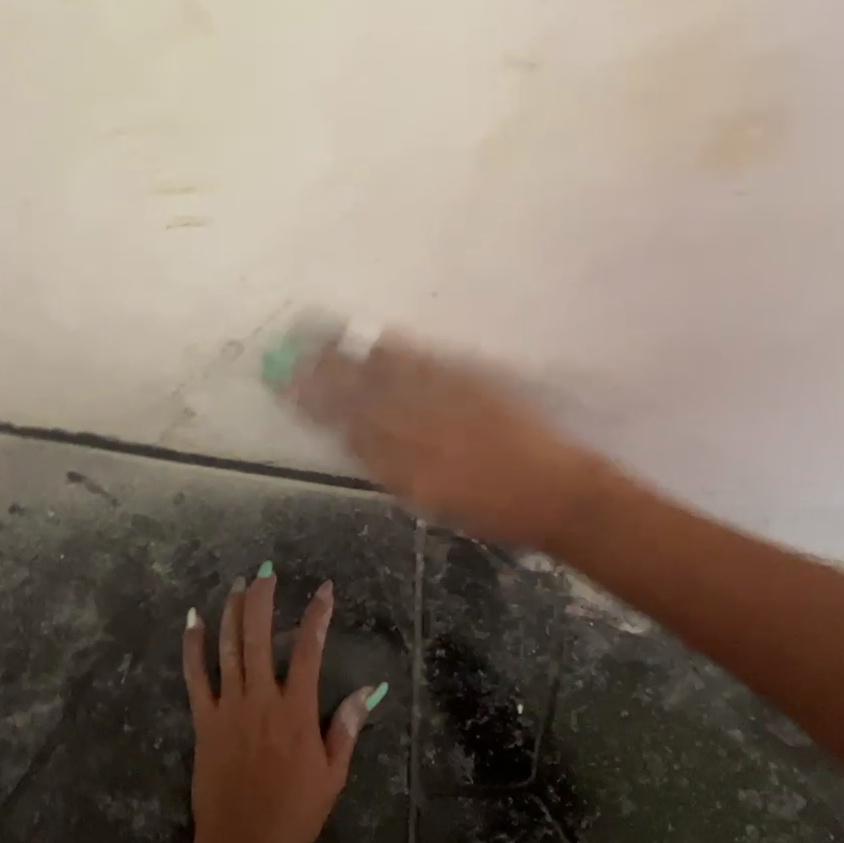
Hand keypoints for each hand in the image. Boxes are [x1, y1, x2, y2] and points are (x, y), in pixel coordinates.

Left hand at [176, 566, 382, 842]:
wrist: (244, 842)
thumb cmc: (294, 811)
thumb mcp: (332, 775)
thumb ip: (347, 728)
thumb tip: (368, 690)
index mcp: (296, 711)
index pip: (310, 651)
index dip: (318, 616)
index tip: (324, 590)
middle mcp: (261, 699)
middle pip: (261, 636)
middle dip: (264, 599)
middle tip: (266, 571)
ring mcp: (229, 706)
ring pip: (229, 647)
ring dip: (232, 611)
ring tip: (238, 583)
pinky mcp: (203, 719)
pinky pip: (195, 675)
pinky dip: (192, 644)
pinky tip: (193, 618)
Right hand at [281, 331, 609, 546]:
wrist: (557, 492)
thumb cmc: (493, 510)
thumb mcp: (430, 500)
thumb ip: (389, 468)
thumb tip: (352, 439)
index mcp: (403, 463)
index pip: (345, 426)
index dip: (312, 405)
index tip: (286, 388)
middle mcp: (416, 428)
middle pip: (357, 393)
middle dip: (320, 372)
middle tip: (291, 353)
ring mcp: (442, 399)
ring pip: (384, 372)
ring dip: (348, 353)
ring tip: (318, 332)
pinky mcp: (469, 380)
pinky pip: (422, 361)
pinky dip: (392, 348)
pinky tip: (374, 335)